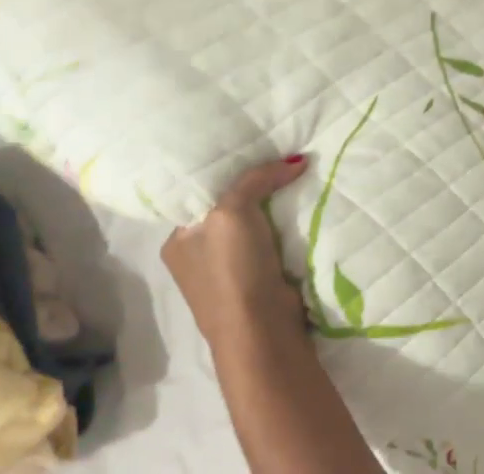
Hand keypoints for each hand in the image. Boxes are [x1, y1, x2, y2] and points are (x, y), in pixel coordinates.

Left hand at [163, 156, 309, 350]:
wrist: (257, 324)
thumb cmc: (232, 268)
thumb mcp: (233, 213)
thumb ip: (256, 180)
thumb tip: (295, 161)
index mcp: (177, 241)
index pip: (204, 198)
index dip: (233, 176)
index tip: (265, 158)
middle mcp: (196, 255)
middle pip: (231, 210)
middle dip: (259, 191)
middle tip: (290, 168)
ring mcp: (226, 271)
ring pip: (254, 227)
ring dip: (277, 211)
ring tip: (305, 186)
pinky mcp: (256, 281)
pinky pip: (271, 244)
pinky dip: (287, 231)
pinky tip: (305, 217)